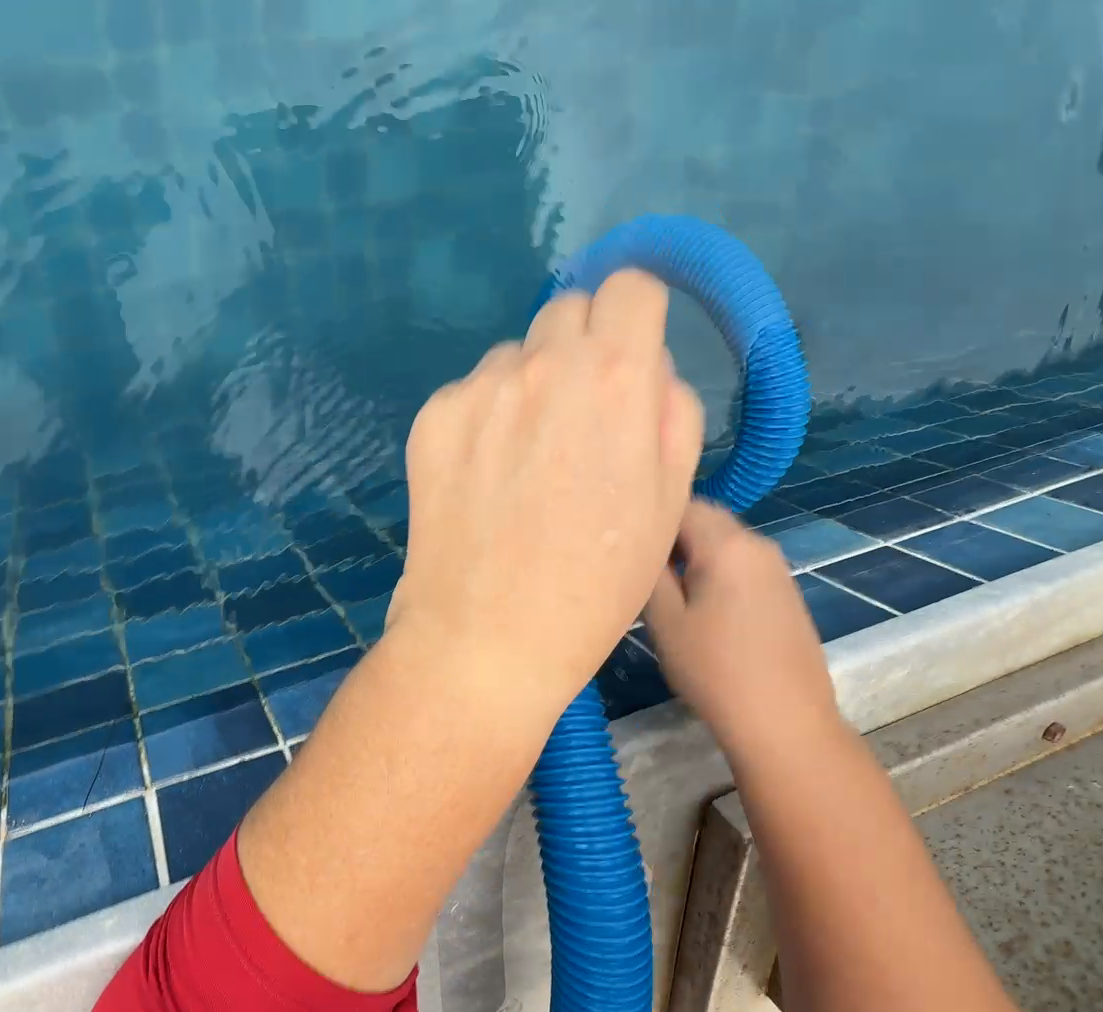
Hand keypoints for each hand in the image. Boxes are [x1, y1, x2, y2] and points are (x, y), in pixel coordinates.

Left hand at [387, 270, 704, 714]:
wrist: (487, 634)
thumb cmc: (595, 582)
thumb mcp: (669, 500)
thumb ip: (671, 411)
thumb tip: (647, 368)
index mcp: (615, 378)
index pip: (631, 287)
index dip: (637, 316)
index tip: (630, 351)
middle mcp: (540, 366)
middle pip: (568, 312)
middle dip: (584, 347)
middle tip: (580, 416)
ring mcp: (477, 390)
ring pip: (515, 357)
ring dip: (529, 385)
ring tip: (525, 462)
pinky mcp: (432, 418)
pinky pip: (471, 393)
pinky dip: (484, 418)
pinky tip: (484, 478)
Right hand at [643, 500, 838, 743]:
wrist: (785, 722)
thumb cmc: (715, 670)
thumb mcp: (665, 621)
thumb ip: (649, 572)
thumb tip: (638, 544)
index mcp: (728, 545)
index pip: (681, 503)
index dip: (648, 516)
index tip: (621, 538)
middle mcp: (757, 545)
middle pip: (704, 519)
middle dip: (669, 533)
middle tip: (635, 563)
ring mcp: (776, 569)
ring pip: (721, 542)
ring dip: (689, 553)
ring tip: (659, 586)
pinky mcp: (783, 592)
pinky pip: (738, 563)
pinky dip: (712, 570)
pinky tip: (695, 604)